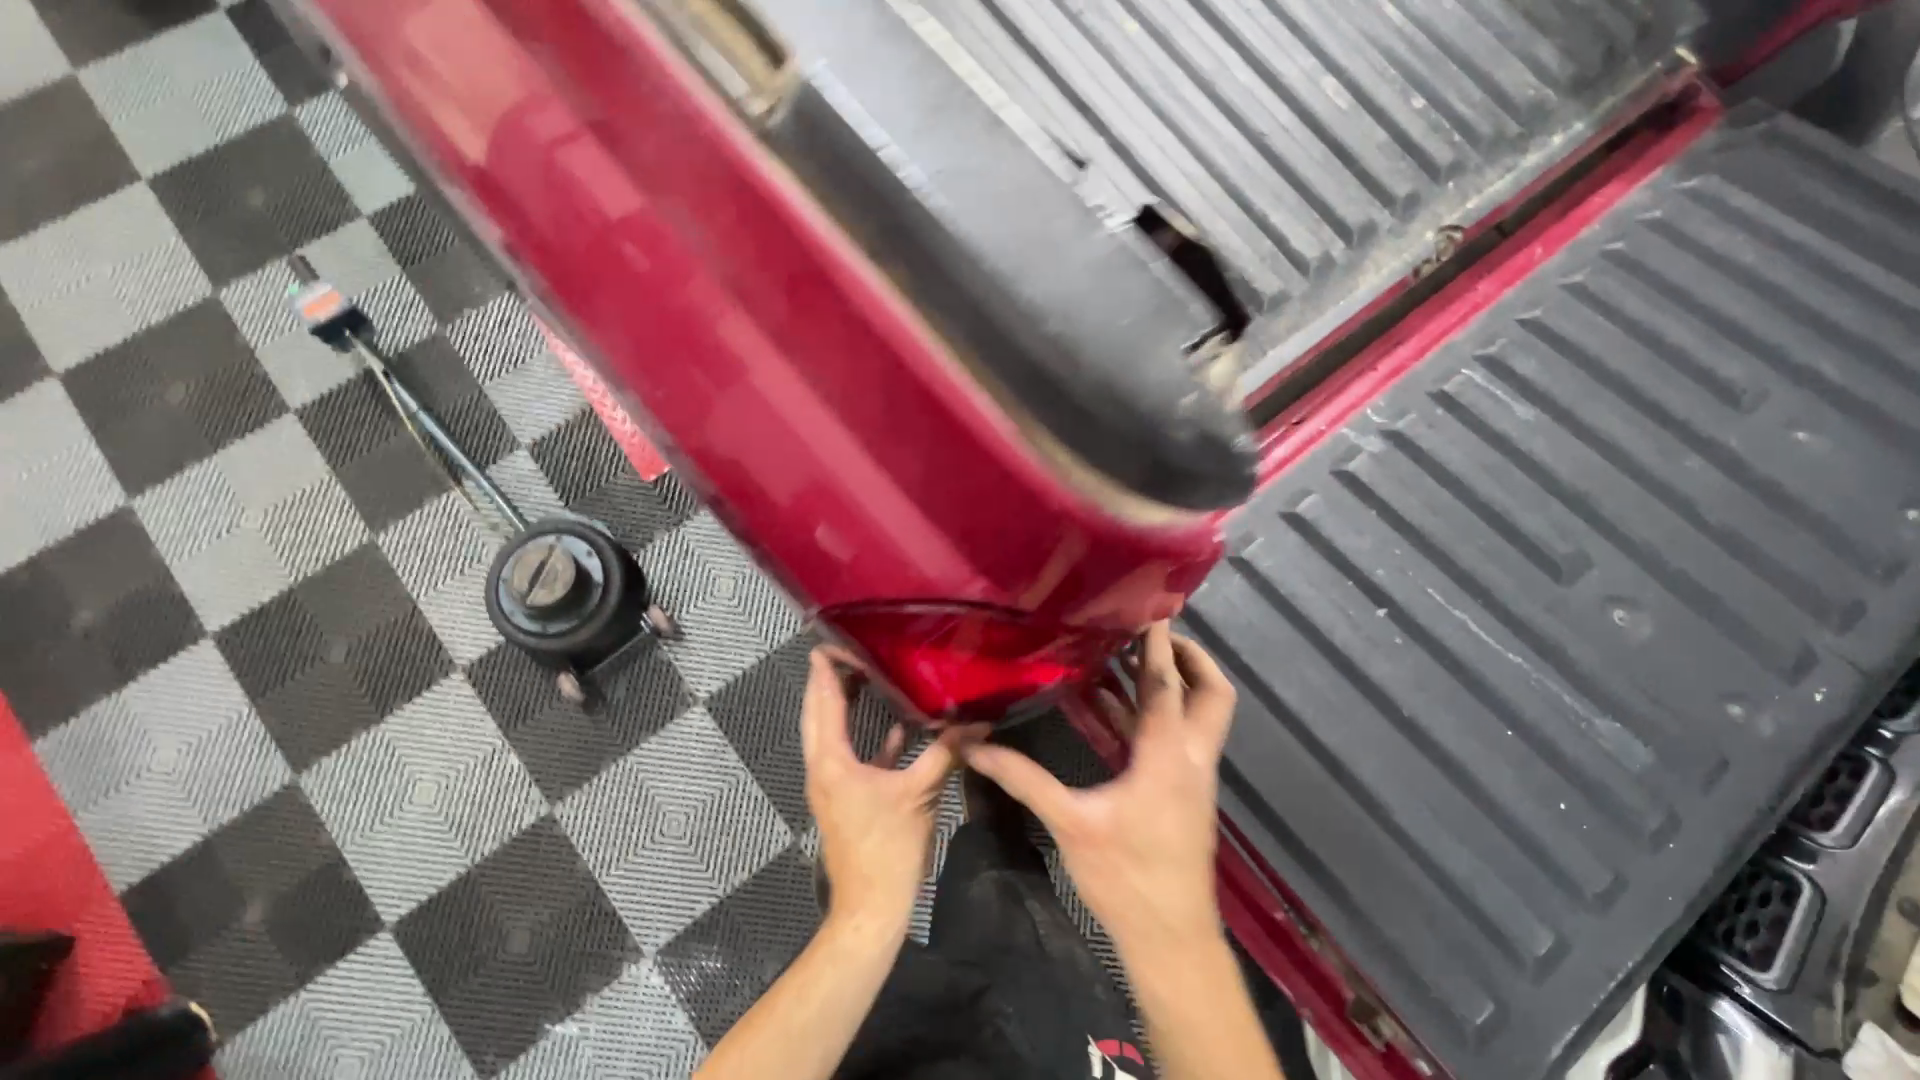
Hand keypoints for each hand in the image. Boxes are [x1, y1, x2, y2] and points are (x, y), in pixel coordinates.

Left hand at [802, 647, 980, 934]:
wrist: (870, 907)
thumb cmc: (888, 849)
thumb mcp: (920, 795)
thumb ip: (945, 753)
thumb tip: (977, 723)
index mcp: (832, 760)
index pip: (825, 701)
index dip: (827, 668)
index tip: (832, 639)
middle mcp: (822, 768)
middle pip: (818, 713)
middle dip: (829, 680)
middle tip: (847, 649)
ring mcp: (830, 785)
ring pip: (830, 735)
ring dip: (842, 707)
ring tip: (864, 677)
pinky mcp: (843, 800)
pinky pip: (850, 759)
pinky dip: (865, 740)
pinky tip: (893, 731)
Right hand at [960, 622, 1234, 956]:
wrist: (1171, 937)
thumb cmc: (1126, 878)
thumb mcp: (1071, 825)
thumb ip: (1025, 781)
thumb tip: (975, 748)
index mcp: (1167, 758)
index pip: (1166, 687)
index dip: (1159, 645)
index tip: (1153, 609)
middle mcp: (1191, 760)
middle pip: (1213, 695)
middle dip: (1193, 658)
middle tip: (1156, 634)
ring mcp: (1194, 779)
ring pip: (1203, 718)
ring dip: (1178, 685)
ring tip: (1134, 658)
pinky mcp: (1186, 796)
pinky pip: (1182, 740)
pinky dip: (1160, 717)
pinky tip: (1118, 712)